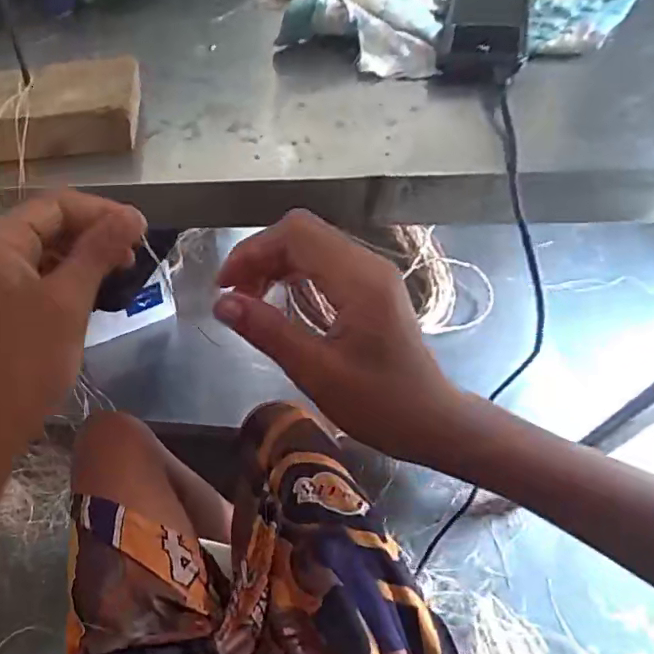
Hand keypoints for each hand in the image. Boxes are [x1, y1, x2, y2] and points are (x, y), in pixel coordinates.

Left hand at [0, 189, 145, 452]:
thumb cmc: (30, 360)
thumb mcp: (69, 300)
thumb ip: (99, 250)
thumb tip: (134, 215)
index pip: (55, 205)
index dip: (101, 212)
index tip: (141, 228)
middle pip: (49, 223)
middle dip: (93, 233)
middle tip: (134, 252)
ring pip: (46, 248)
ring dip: (84, 254)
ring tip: (122, 270)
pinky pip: (38, 272)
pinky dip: (68, 275)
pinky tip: (96, 286)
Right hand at [215, 209, 471, 465]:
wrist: (431, 421)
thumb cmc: (379, 404)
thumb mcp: (316, 372)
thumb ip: (268, 332)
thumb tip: (221, 303)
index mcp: (359, 281)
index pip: (295, 234)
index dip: (251, 251)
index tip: (223, 288)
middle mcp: (368, 265)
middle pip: (301, 232)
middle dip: (258, 256)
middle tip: (233, 297)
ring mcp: (372, 274)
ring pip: (310, 244)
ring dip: (272, 264)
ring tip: (248, 300)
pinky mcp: (370, 287)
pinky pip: (322, 262)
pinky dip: (290, 273)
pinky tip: (276, 300)